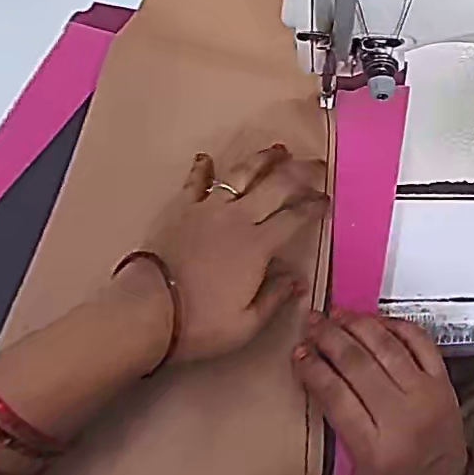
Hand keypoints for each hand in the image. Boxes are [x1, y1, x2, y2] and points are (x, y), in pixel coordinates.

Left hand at [138, 142, 328, 363]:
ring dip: (263, 159)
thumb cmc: (199, 322)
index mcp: (258, 245)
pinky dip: (203, 168)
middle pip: (276, 185)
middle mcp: (238, 218)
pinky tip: (207, 157)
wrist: (147, 311)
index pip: (295, 217)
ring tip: (279, 150)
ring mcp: (208, 209)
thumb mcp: (245, 324)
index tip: (326, 200)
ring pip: (242, 174)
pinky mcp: (182, 208)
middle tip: (316, 165)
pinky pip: (196, 182)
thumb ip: (275, 297)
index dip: (314, 206)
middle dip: (301, 172)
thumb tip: (297, 278)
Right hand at [294, 312, 466, 474]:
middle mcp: (403, 418)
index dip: (312, 367)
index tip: (297, 352)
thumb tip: (314, 379)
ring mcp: (427, 396)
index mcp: (375, 450)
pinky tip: (375, 320)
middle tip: (312, 322)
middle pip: (358, 363)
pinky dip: (396, 325)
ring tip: (337, 314)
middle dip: (329, 337)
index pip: (336, 395)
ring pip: (387, 346)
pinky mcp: (444, 383)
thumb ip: (334, 433)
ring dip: (358, 324)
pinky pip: (420, 341)